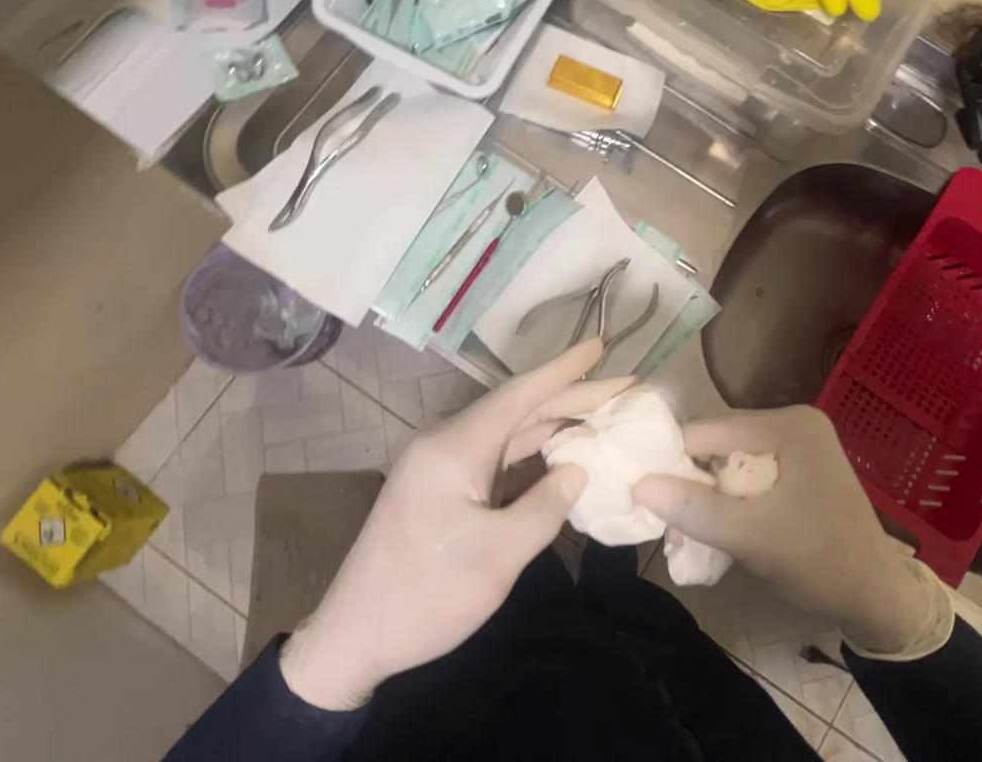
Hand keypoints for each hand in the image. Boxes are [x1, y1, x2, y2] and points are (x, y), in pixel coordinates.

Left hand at [279, 339, 630, 708]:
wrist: (356, 636)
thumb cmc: (428, 594)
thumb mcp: (499, 555)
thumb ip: (546, 506)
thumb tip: (577, 471)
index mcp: (455, 447)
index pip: (519, 394)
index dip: (564, 369)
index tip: (601, 345)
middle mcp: (448, 444)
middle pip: (518, 410)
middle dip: (571, 396)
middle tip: (625, 388)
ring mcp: (443, 467)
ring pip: (509, 435)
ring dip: (555, 425)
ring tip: (606, 414)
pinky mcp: (444, 490)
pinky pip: (498, 461)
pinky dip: (534, 457)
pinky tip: (566, 456)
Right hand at [632, 406, 951, 656]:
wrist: (878, 597)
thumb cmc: (820, 563)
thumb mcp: (752, 537)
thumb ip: (695, 509)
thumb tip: (637, 486)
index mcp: (788, 425)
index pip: (708, 431)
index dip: (675, 462)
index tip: (651, 497)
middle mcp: (792, 421)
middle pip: (716, 441)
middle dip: (693, 478)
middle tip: (673, 518)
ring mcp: (797, 443)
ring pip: (727, 457)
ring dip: (709, 489)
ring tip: (694, 524)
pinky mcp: (798, 465)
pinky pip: (746, 469)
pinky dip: (730, 494)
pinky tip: (722, 520)